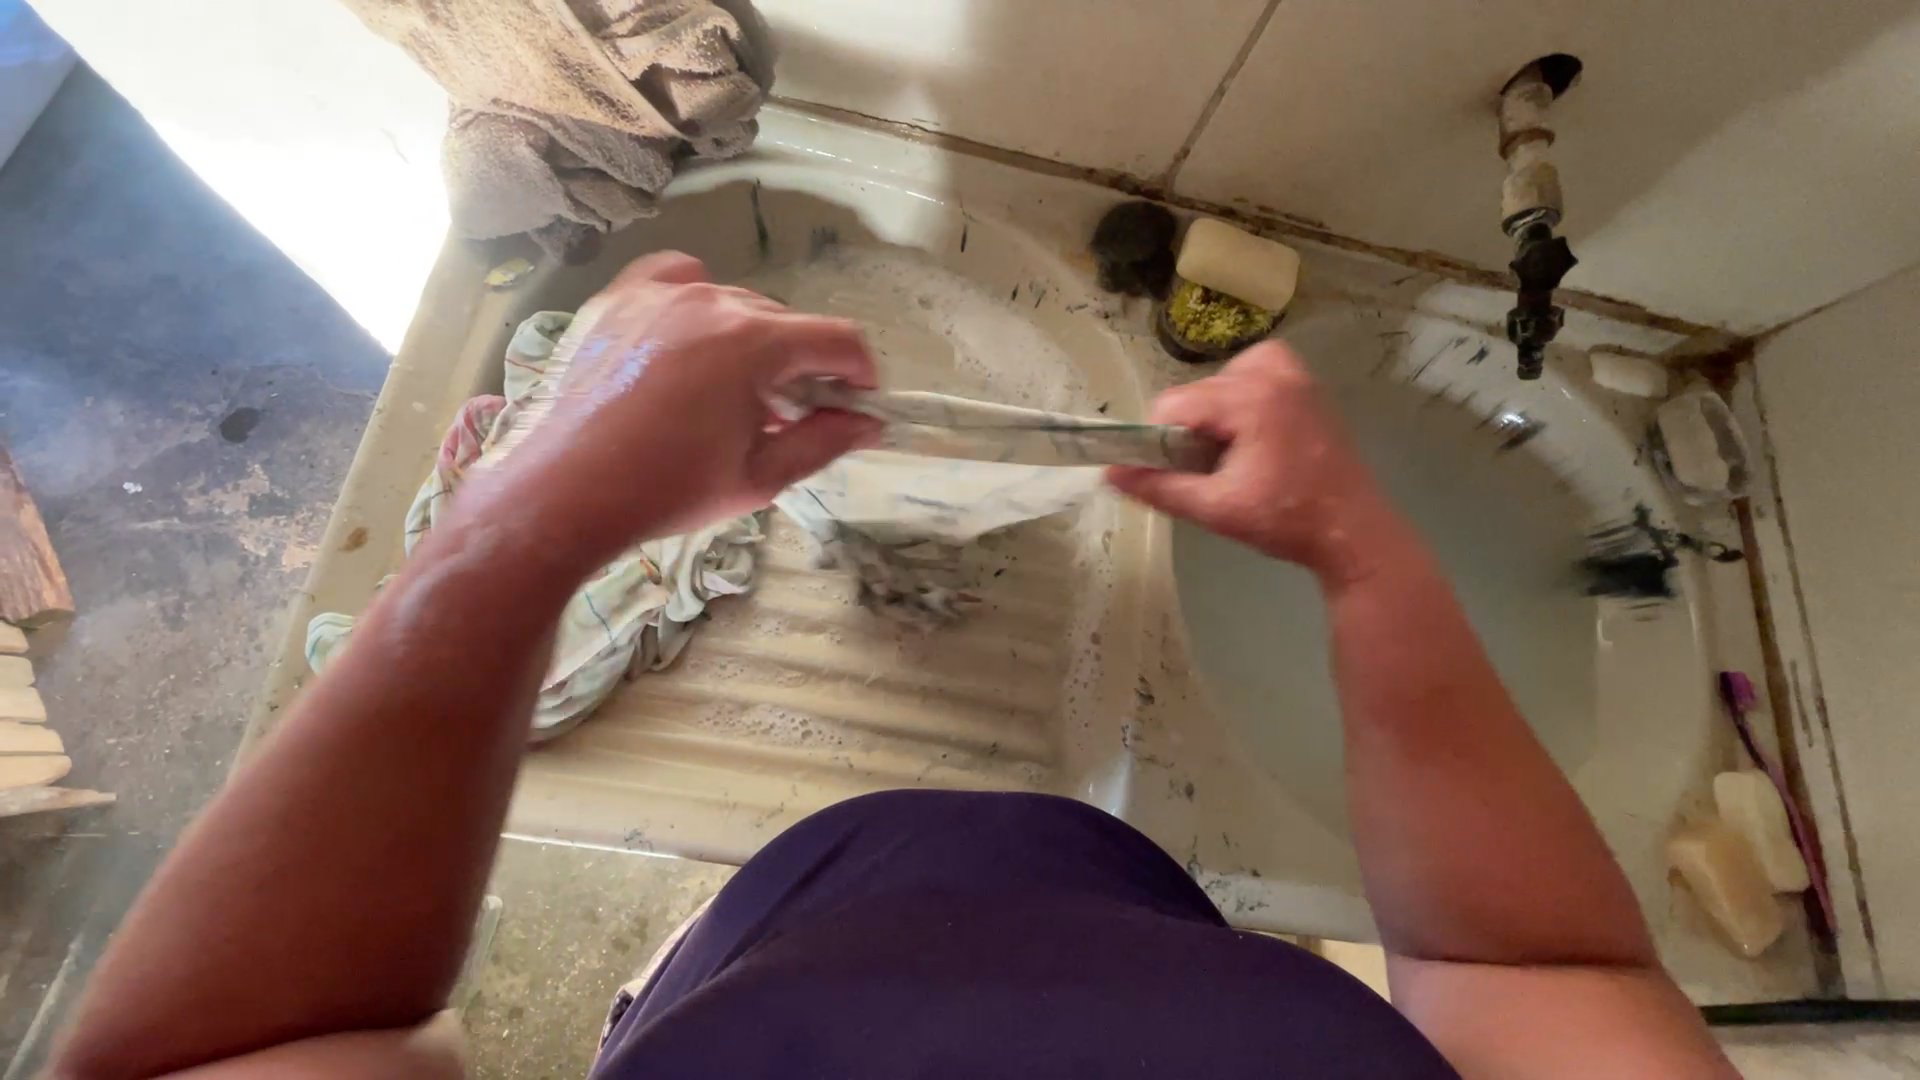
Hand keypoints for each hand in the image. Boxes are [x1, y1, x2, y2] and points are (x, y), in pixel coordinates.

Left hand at [496, 252, 881, 565]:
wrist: (565, 493)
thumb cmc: (669, 490)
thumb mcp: (761, 477)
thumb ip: (824, 442)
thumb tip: (868, 425)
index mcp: (754, 344)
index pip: (838, 339)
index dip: (861, 372)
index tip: (858, 404)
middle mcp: (712, 300)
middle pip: (788, 324)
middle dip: (805, 367)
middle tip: (791, 416)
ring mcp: (660, 294)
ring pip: (738, 306)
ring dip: (755, 345)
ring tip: (735, 393)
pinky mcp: (620, 299)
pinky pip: (679, 278)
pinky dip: (701, 301)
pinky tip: (695, 338)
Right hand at [1107, 342, 1394, 585]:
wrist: (1353, 533)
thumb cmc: (1286, 521)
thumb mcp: (1214, 509)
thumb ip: (1159, 487)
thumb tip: (1109, 473)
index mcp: (1250, 400)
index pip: (1174, 403)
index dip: (1159, 438)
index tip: (1171, 471)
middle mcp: (1274, 375)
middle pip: (1197, 391)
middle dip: (1189, 428)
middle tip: (1205, 470)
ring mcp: (1296, 376)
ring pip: (1223, 378)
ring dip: (1212, 410)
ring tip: (1225, 451)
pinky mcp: (1308, 387)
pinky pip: (1258, 370)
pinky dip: (1242, 391)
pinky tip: (1246, 427)